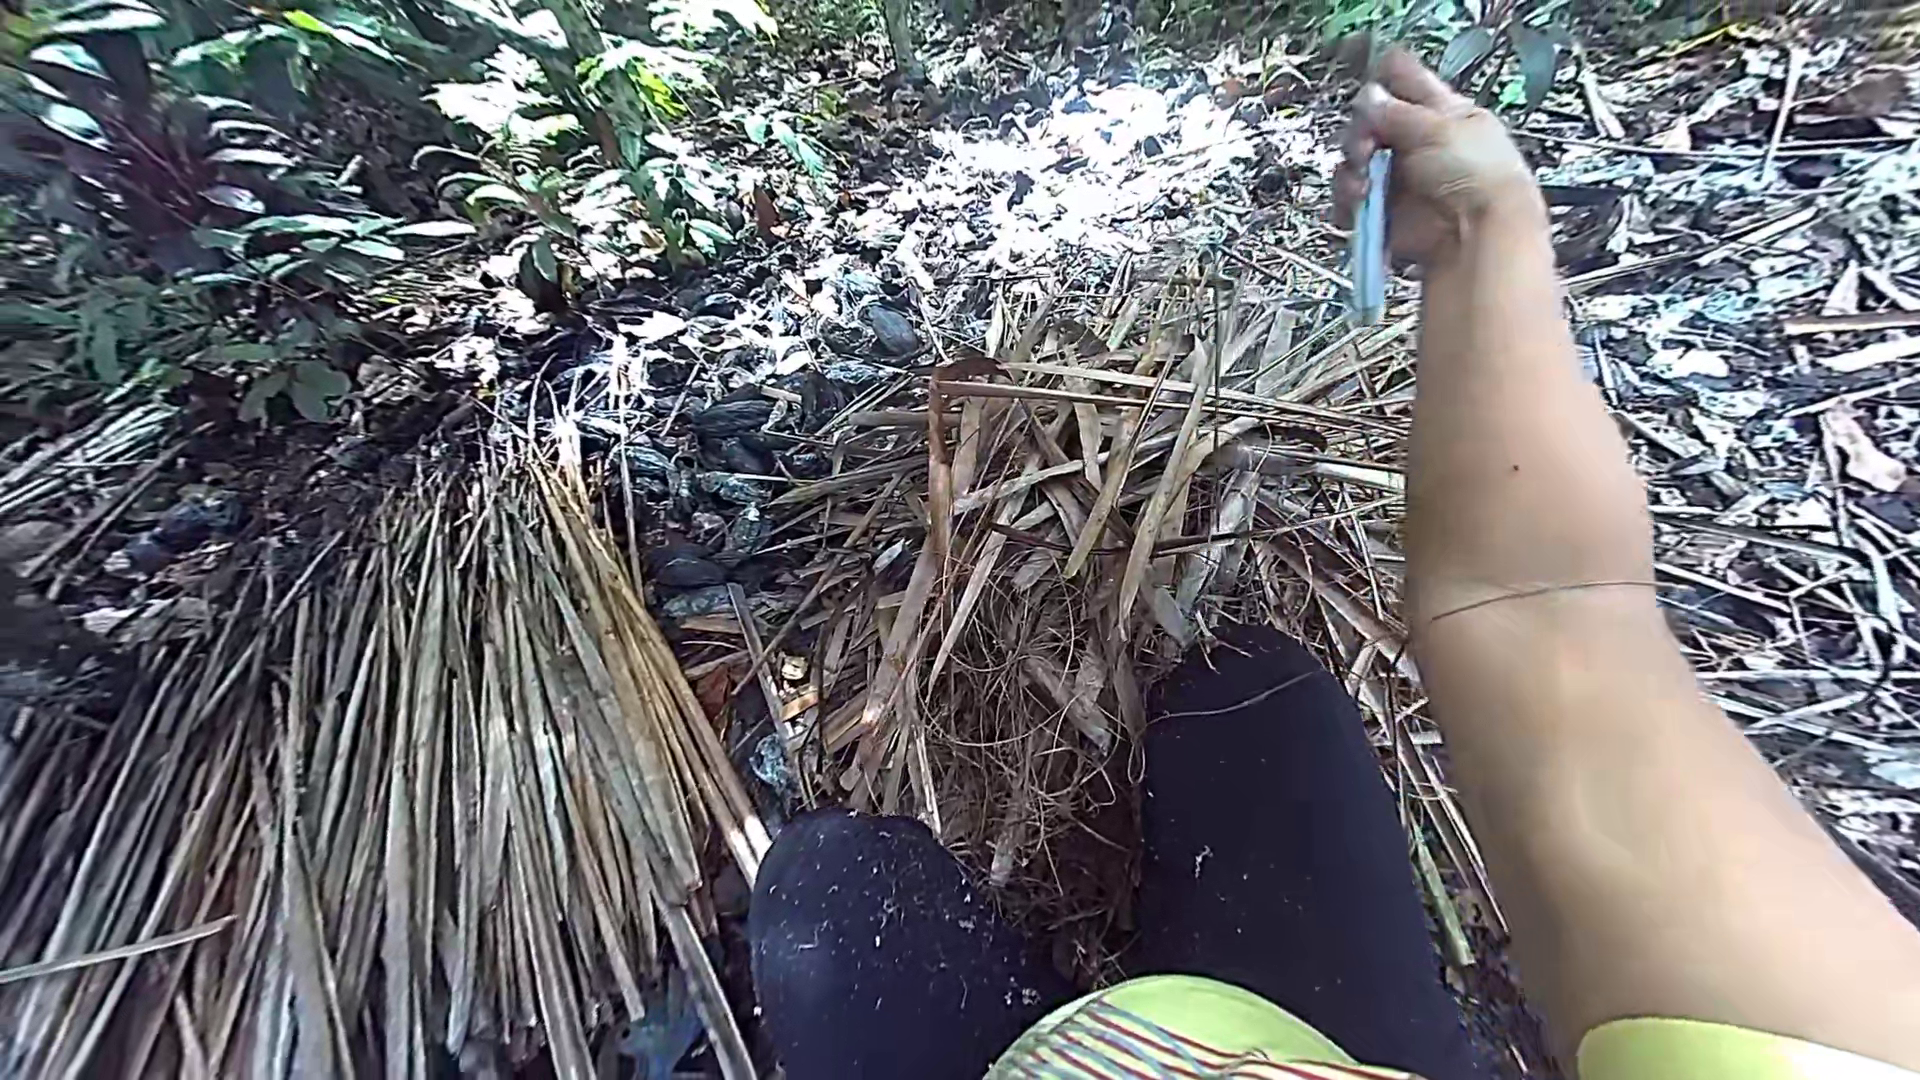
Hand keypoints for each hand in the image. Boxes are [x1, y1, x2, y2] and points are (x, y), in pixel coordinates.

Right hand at [1332, 49, 1543, 266]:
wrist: (1468, 230)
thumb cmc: (1473, 174)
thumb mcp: (1438, 129)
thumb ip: (1395, 114)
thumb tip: (1367, 97)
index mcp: (1435, 111)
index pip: (1402, 81)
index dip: (1382, 78)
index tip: (1366, 78)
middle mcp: (1410, 142)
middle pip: (1365, 126)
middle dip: (1359, 136)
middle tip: (1367, 148)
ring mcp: (1391, 178)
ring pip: (1350, 165)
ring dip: (1350, 173)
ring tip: (1364, 185)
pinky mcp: (1376, 211)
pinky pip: (1346, 202)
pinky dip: (1346, 202)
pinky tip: (1360, 203)